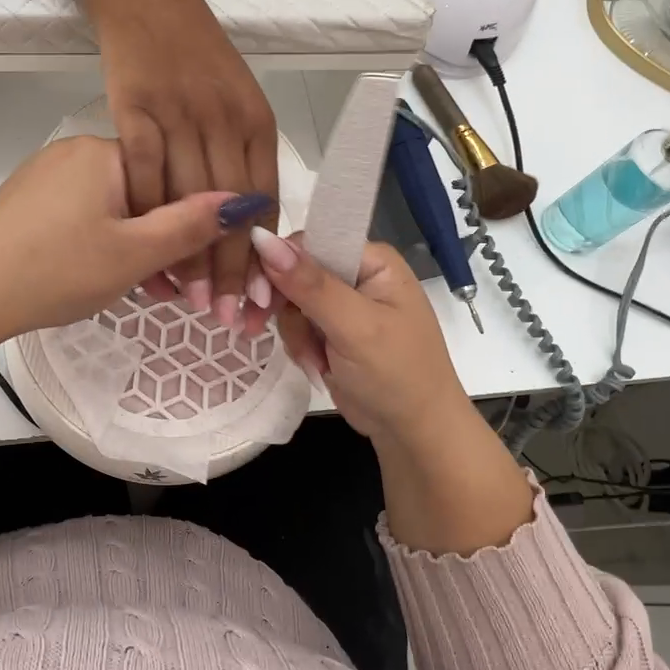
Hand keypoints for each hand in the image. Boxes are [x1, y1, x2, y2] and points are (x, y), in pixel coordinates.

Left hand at [0, 135, 270, 338]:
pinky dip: (101, 245)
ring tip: (148, 293)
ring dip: (135, 249)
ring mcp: (45, 175)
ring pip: (112, 209)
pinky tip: (105, 279)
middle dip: (165, 240)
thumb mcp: (134, 254)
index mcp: (103, 150)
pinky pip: (81, 216)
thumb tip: (245, 201)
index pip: (171, 171)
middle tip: (181, 291)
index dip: (194, 219)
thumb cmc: (55, 272)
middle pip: (143, 192)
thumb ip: (192, 226)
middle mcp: (73, 151)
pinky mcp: (27, 202)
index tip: (206, 264)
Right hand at [96, 0, 278, 333]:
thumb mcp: (235, 95)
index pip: (262, 198)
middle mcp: (224, 120)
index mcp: (255, 119)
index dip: (261, 252)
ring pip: (186, 201)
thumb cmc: (193, 50)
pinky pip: (143, 176)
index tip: (259, 295)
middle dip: (228, 270)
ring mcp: (178, 116)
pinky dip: (143, 219)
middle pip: (228, 209)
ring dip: (186, 256)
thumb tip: (243, 212)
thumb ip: (242, 151)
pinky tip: (142, 253)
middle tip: (226, 316)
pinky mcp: (136, 112)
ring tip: (187, 301)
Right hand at [250, 228, 467, 450]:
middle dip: (280, 305)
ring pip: (289, 301)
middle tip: (254, 327)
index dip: (276, 265)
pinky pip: (296, 325)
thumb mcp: (353, 327)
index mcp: (371, 259)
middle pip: (293, 271)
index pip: (307, 242)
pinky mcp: (331, 330)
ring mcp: (343, 303)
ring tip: (313, 363)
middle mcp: (356, 273)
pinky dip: (299, 346)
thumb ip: (309, 283)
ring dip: (294, 334)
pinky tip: (315, 367)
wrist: (415, 432)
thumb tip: (261, 236)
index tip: (257, 296)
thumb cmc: (397, 375)